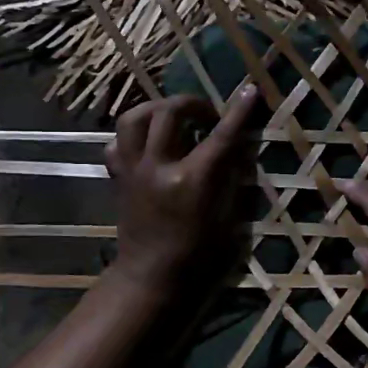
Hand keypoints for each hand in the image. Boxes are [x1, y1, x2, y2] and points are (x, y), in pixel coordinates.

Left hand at [103, 87, 257, 291]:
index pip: (220, 136)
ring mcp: (133, 170)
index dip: (239, 112)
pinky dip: (133, 136)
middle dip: (193, 104)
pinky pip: (117, 143)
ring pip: (134, 118)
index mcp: (192, 181)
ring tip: (173, 118)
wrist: (150, 276)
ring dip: (157, 110)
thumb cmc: (198, 253)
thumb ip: (230, 177)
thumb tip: (237, 147)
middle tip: (208, 117)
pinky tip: (148, 143)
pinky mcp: (118, 177)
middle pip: (170, 113)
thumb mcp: (227, 218)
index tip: (250, 91)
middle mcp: (159, 168)